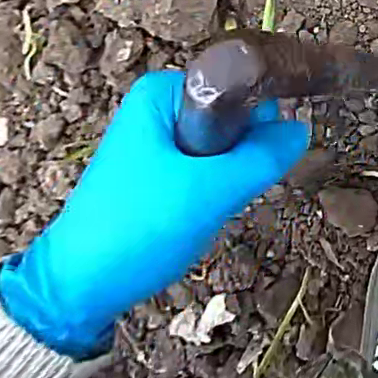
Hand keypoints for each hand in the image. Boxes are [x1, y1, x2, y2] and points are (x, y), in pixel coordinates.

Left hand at [0, 71, 309, 357]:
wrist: (77, 291)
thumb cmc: (138, 230)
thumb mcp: (212, 191)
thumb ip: (265, 156)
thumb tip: (301, 130)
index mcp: (163, 91)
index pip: (242, 86)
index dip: (260, 120)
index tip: (255, 156)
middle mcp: (161, 104)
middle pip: (238, 115)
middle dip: (244, 151)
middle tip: (226, 185)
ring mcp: (161, 135)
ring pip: (230, 142)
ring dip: (234, 172)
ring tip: (211, 202)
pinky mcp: (163, 164)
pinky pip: (214, 162)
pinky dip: (220, 184)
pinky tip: (204, 208)